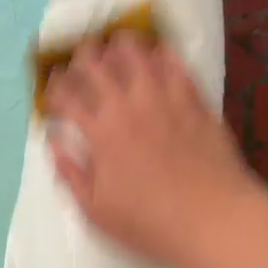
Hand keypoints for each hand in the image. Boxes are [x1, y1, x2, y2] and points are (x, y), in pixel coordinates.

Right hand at [44, 34, 256, 267]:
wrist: (215, 219)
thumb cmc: (152, 223)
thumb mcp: (98, 211)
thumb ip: (71, 174)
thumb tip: (54, 144)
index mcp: (101, 132)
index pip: (68, 97)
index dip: (55, 86)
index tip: (52, 83)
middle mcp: (128, 106)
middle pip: (97, 66)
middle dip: (82, 56)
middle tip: (81, 57)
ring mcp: (163, 99)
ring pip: (136, 55)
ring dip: (121, 46)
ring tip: (117, 44)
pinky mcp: (193, 100)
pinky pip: (175, 65)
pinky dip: (163, 54)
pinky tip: (159, 52)